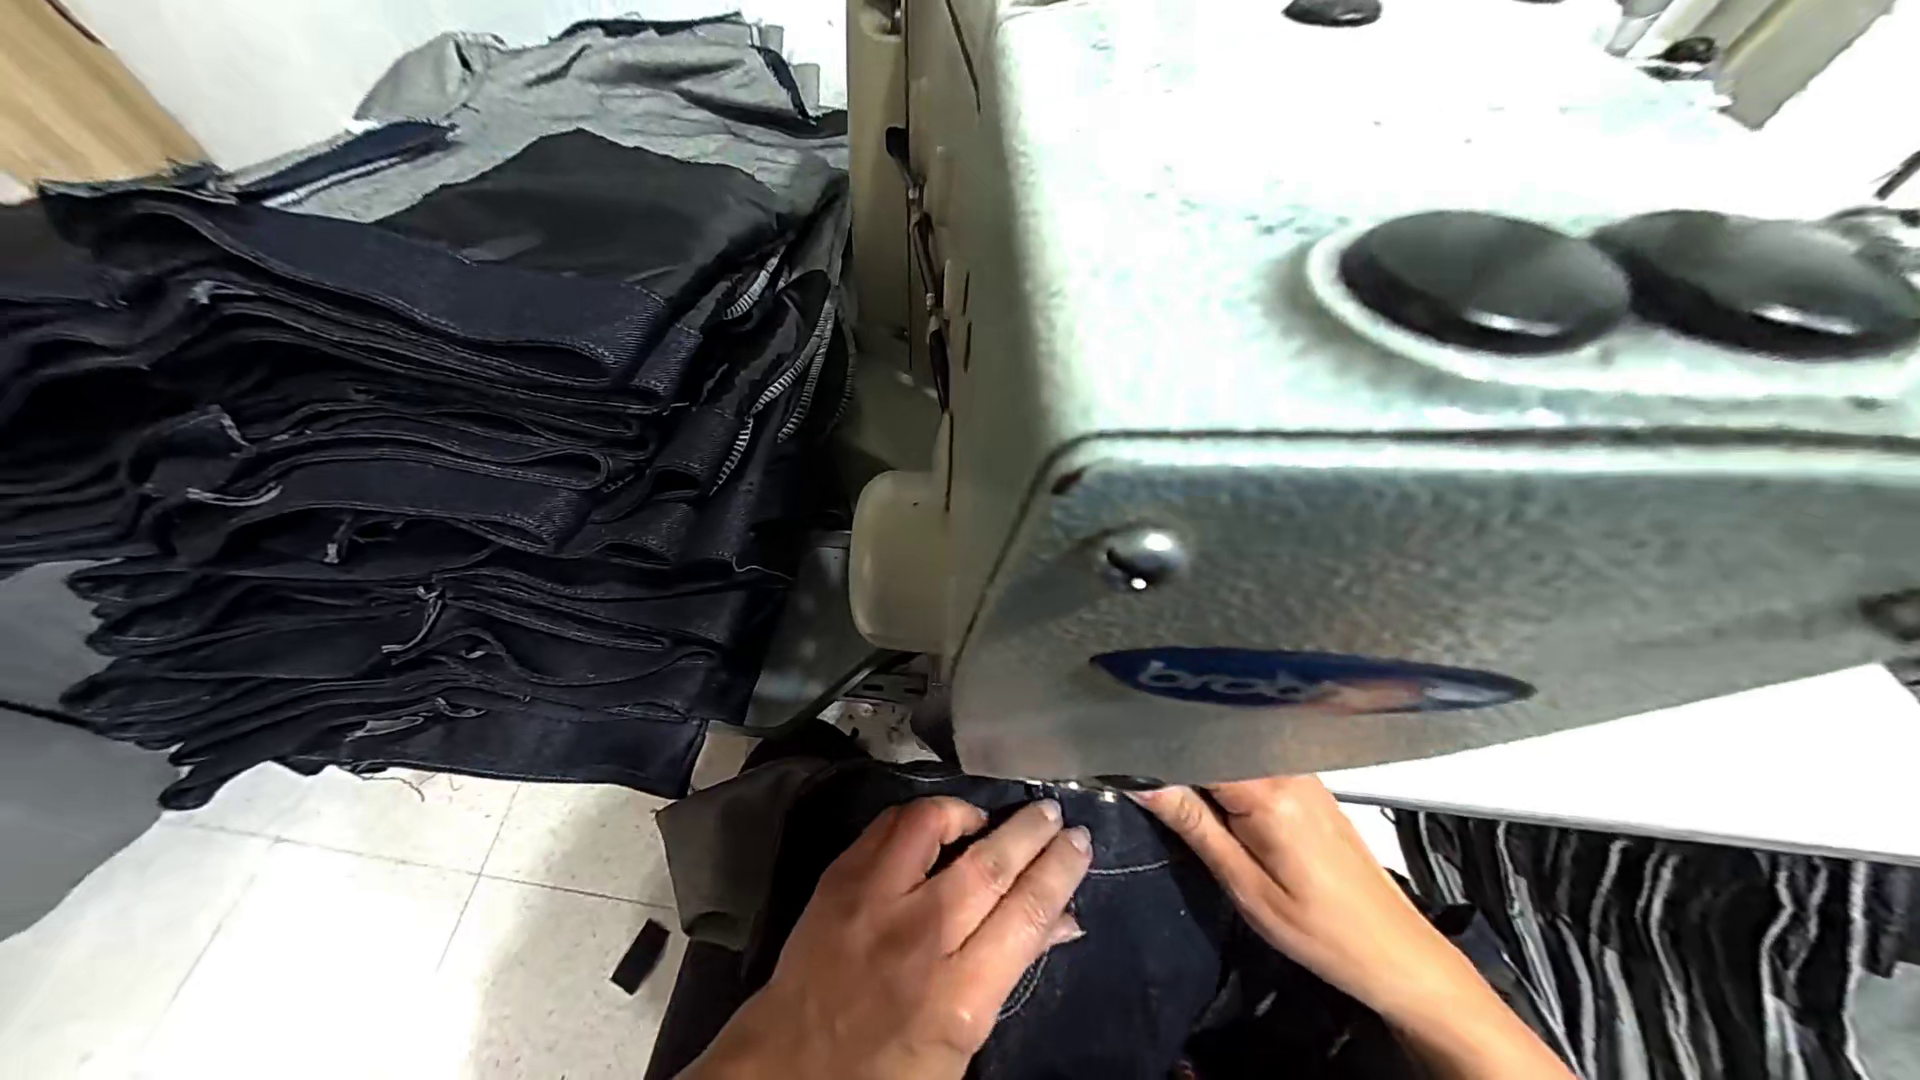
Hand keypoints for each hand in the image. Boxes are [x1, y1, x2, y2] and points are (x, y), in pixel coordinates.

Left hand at [682, 797, 1093, 1079]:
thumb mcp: (964, 1038)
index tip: (1080, 843)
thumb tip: (1066, 920)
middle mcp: (919, 938)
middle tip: (1053, 811)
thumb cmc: (890, 1067)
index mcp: (958, 996)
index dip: (1060, 872)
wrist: (790, 1065)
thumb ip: (1011, 970)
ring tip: (994, 814)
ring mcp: (874, 902)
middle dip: (1030, 833)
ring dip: (972, 812)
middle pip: (989, 866)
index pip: (1026, 914)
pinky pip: (889, 825)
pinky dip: (922, 815)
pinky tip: (941, 820)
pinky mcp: (841, 879)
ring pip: (934, 829)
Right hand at [1133, 776, 1574, 1079]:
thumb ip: (1190, 821)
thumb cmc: (1320, 929)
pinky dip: (1215, 763)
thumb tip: (1137, 777)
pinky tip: (1196, 774)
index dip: (1150, 740)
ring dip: (1189, 750)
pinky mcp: (1302, 779)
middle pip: (1208, 734)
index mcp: (1266, 788)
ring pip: (1226, 742)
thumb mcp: (1242, 883)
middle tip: (1121, 748)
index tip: (1112, 743)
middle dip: (1165, 740)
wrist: (1396, 953)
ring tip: (1151, 758)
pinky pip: (1245, 755)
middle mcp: (1284, 765)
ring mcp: (1297, 768)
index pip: (1192, 742)